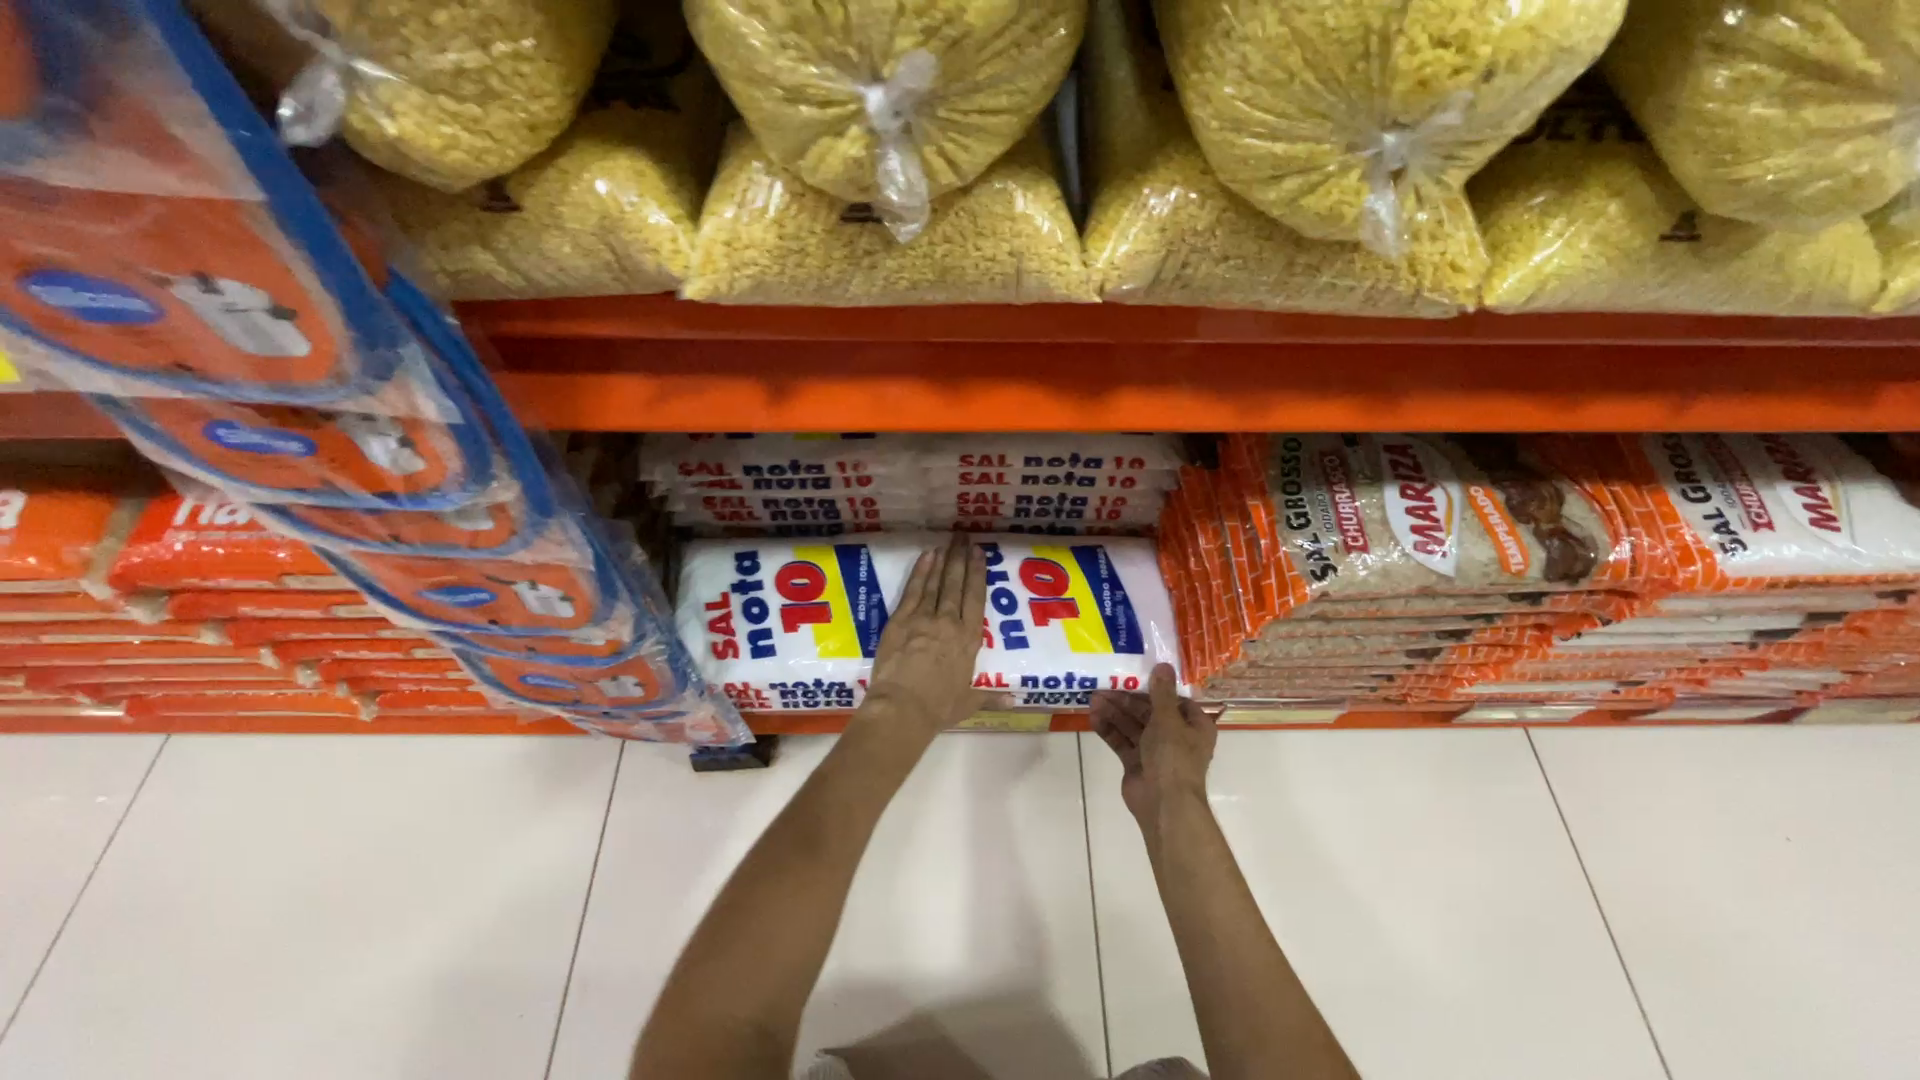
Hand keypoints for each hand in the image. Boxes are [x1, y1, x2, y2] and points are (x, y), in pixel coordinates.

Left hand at [856, 533, 992, 743]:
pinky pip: (913, 590)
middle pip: (956, 584)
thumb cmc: (938, 708)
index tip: (979, 553)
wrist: (903, 708)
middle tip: (963, 537)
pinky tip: (926, 556)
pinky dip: (920, 571)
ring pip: (936, 583)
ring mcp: (924, 618)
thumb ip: (990, 697)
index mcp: (969, 640)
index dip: (978, 573)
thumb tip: (1015, 701)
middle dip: (960, 558)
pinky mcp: (901, 620)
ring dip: (943, 560)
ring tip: (947, 541)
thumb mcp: (968, 703)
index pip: (976, 599)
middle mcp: (950, 623)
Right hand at [1091, 664, 1216, 826]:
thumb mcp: (1168, 719)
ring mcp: (1155, 751)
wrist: (1164, 803)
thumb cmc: (1173, 757)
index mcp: (1194, 725)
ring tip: (1093, 700)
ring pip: (1133, 726)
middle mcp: (1176, 736)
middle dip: (1126, 700)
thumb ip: (1161, 692)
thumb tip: (1164, 665)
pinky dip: (1109, 730)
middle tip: (1103, 687)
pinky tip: (1093, 718)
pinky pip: (1122, 742)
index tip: (1134, 674)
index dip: (1156, 687)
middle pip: (1149, 712)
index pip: (1175, 700)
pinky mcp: (1136, 763)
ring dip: (1114, 713)